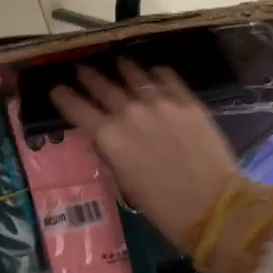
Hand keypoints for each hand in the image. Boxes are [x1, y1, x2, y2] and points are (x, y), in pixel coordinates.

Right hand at [51, 60, 244, 251]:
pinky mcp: (186, 101)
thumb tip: (106, 135)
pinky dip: (154, 73)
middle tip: (80, 69)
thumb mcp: (125, 182)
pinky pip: (165, 76)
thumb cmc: (165, 208)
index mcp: (109, 136)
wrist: (217, 210)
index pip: (76, 107)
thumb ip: (112, 151)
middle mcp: (129, 112)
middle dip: (87, 76)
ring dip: (120, 68)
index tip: (55, 88)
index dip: (62, 95)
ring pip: (132, 73)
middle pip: (100, 84)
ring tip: (116, 62)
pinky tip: (153, 73)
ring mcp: (160, 102)